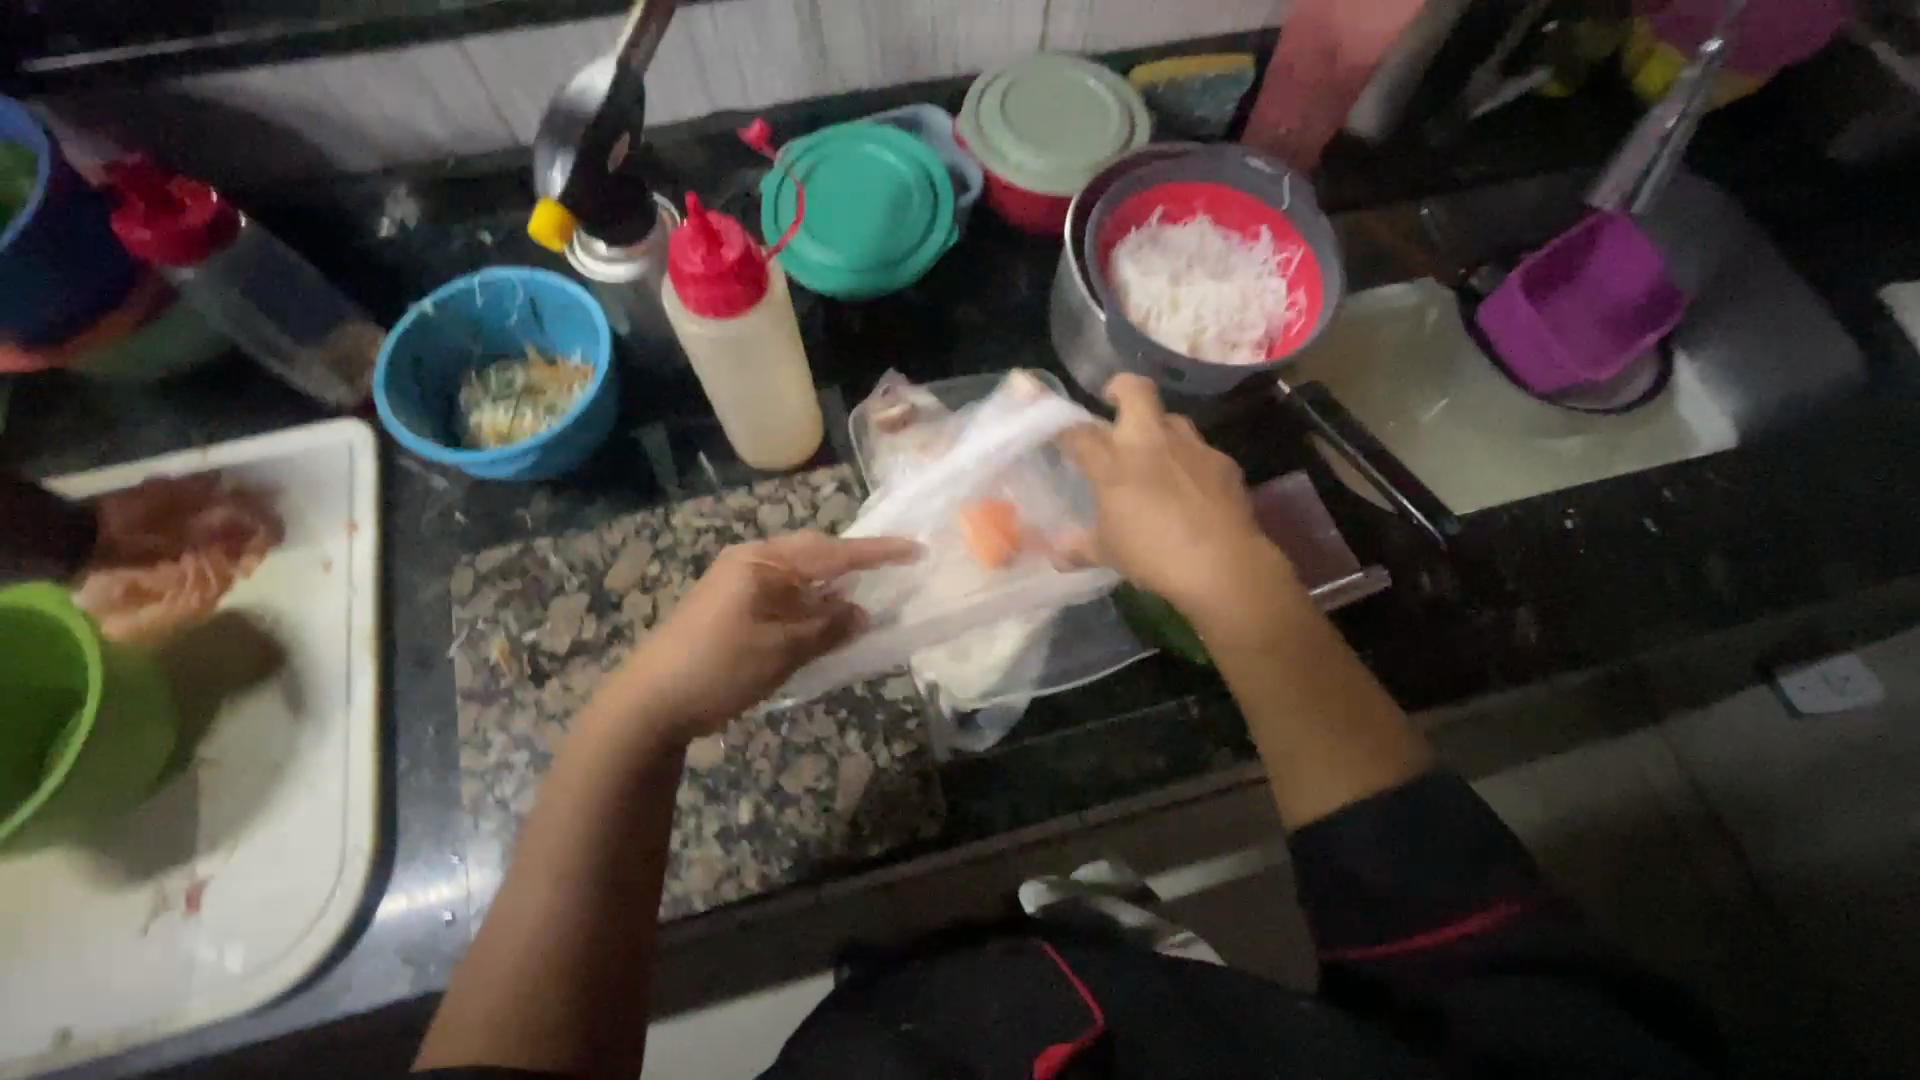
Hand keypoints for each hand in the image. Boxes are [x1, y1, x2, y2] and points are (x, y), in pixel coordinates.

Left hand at [607, 530, 920, 742]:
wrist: (649, 703)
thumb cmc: (718, 669)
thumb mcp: (781, 650)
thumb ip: (826, 627)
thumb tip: (861, 613)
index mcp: (762, 562)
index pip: (832, 552)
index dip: (876, 553)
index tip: (915, 550)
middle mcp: (750, 562)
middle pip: (814, 555)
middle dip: (851, 567)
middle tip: (890, 576)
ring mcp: (737, 584)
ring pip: (798, 578)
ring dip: (829, 591)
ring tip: (863, 605)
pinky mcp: (730, 608)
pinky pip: (782, 597)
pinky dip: (807, 608)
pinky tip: (823, 625)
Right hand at [1059, 375, 1300, 630]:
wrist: (1220, 564)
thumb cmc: (1153, 556)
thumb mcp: (1108, 554)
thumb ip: (1080, 548)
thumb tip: (1057, 554)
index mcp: (1113, 464)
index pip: (1080, 433)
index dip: (1067, 432)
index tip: (1062, 438)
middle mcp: (1150, 443)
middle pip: (1134, 390)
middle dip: (1120, 388)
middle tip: (1113, 402)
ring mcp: (1190, 448)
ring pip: (1172, 418)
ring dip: (1159, 429)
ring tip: (1156, 452)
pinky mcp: (1222, 462)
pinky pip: (1201, 452)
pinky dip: (1191, 463)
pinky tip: (1192, 486)